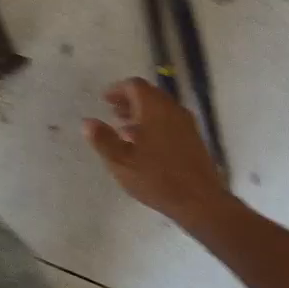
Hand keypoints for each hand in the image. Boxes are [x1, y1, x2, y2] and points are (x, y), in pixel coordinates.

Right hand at [84, 78, 232, 227]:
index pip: (135, 86)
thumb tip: (88, 122)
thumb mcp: (121, 161)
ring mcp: (186, 124)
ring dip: (142, 114)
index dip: (117, 90)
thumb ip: (102, 139)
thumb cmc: (156, 178)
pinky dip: (155, 124)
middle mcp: (172, 110)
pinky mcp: (194, 140)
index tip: (104, 99)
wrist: (200, 201)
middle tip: (113, 112)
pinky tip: (145, 146)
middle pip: (149, 94)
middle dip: (129, 101)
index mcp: (154, 108)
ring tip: (125, 130)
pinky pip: (170, 122)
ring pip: (161, 109)